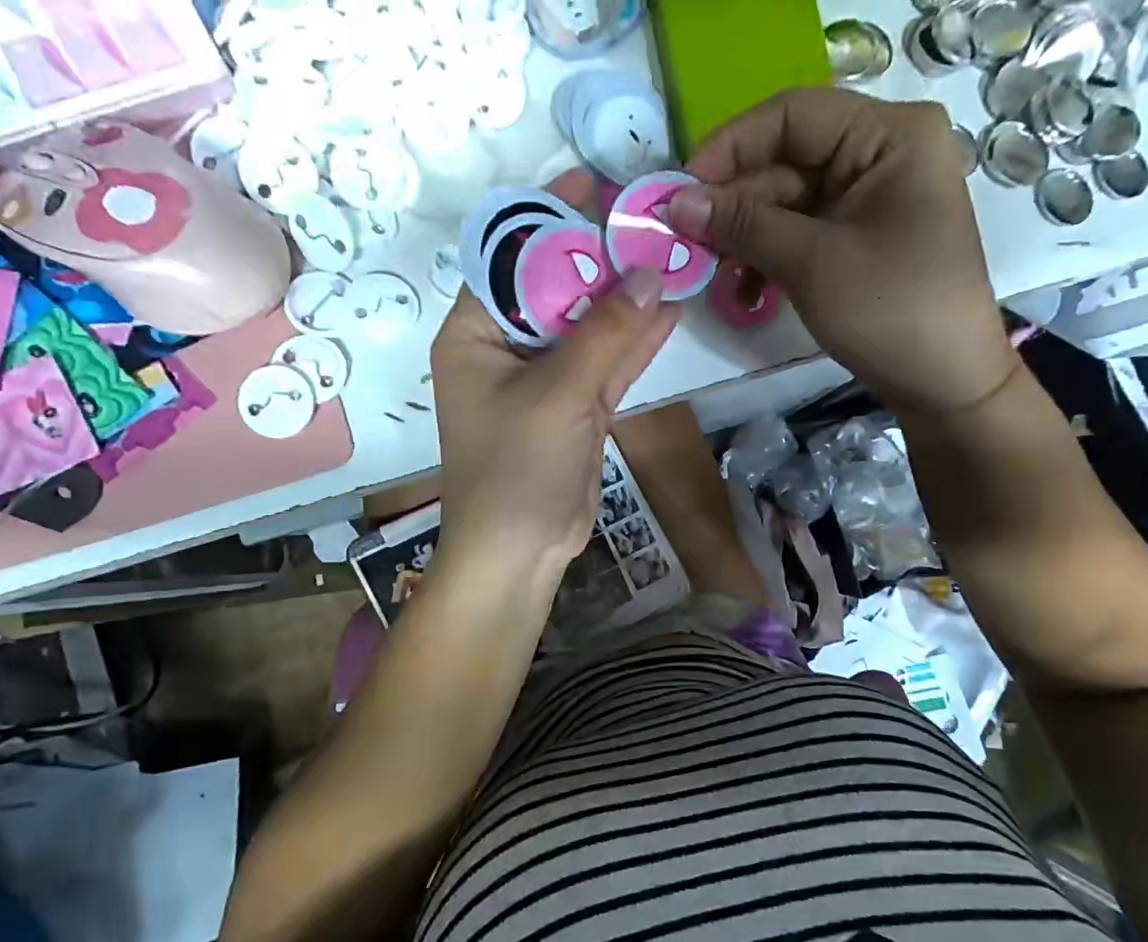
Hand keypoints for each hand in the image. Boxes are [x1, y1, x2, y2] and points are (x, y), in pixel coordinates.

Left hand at [433, 171, 679, 580]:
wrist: (521, 551)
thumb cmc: (517, 469)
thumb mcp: (558, 395)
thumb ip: (606, 334)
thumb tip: (651, 273)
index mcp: (476, 332)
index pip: (513, 256)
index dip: (553, 218)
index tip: (597, 183)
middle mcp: (508, 347)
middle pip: (559, 287)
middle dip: (603, 256)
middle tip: (650, 219)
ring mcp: (548, 379)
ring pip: (591, 326)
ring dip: (627, 298)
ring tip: (670, 254)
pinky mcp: (579, 407)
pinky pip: (609, 363)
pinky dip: (637, 340)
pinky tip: (669, 308)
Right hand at [671, 88, 1016, 417]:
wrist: (948, 388)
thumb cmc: (890, 312)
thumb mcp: (812, 263)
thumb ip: (743, 224)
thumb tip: (677, 201)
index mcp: (890, 135)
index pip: (792, 116)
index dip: (729, 149)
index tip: (679, 190)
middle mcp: (886, 155)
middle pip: (790, 161)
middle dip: (736, 203)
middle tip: (686, 241)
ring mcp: (877, 201)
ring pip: (793, 204)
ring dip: (749, 238)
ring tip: (711, 273)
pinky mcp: (867, 241)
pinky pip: (809, 234)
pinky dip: (774, 258)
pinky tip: (744, 290)